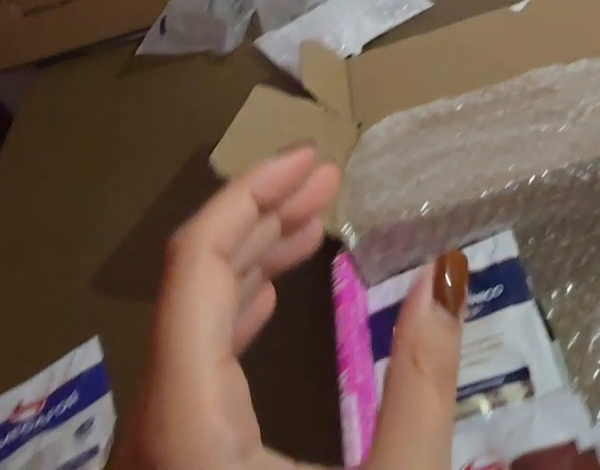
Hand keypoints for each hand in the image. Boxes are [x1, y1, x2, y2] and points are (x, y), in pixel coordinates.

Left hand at [124, 145, 468, 469]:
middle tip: (327, 177)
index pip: (195, 265)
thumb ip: (420, 381)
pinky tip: (267, 291)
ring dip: (253, 258)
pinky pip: (192, 360)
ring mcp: (157, 445)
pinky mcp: (172, 460)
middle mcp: (154, 423)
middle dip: (262, 214)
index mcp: (188, 421)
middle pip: (194, 280)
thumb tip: (445, 272)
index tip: (309, 159)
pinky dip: (235, 308)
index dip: (250, 195)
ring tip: (312, 221)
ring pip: (191, 319)